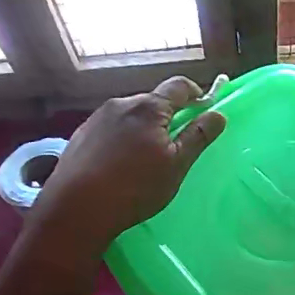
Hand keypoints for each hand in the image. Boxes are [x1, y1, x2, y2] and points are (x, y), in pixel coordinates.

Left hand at [30, 76, 226, 254]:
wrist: (76, 209)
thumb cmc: (135, 188)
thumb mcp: (176, 165)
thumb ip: (198, 136)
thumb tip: (218, 113)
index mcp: (149, 107)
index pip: (179, 86)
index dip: (195, 93)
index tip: (203, 108)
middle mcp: (121, 104)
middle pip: (152, 101)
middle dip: (167, 116)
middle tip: (174, 144)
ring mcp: (96, 118)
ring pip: (129, 116)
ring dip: (142, 129)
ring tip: (144, 159)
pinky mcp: (80, 135)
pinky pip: (109, 130)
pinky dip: (120, 140)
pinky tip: (118, 166)